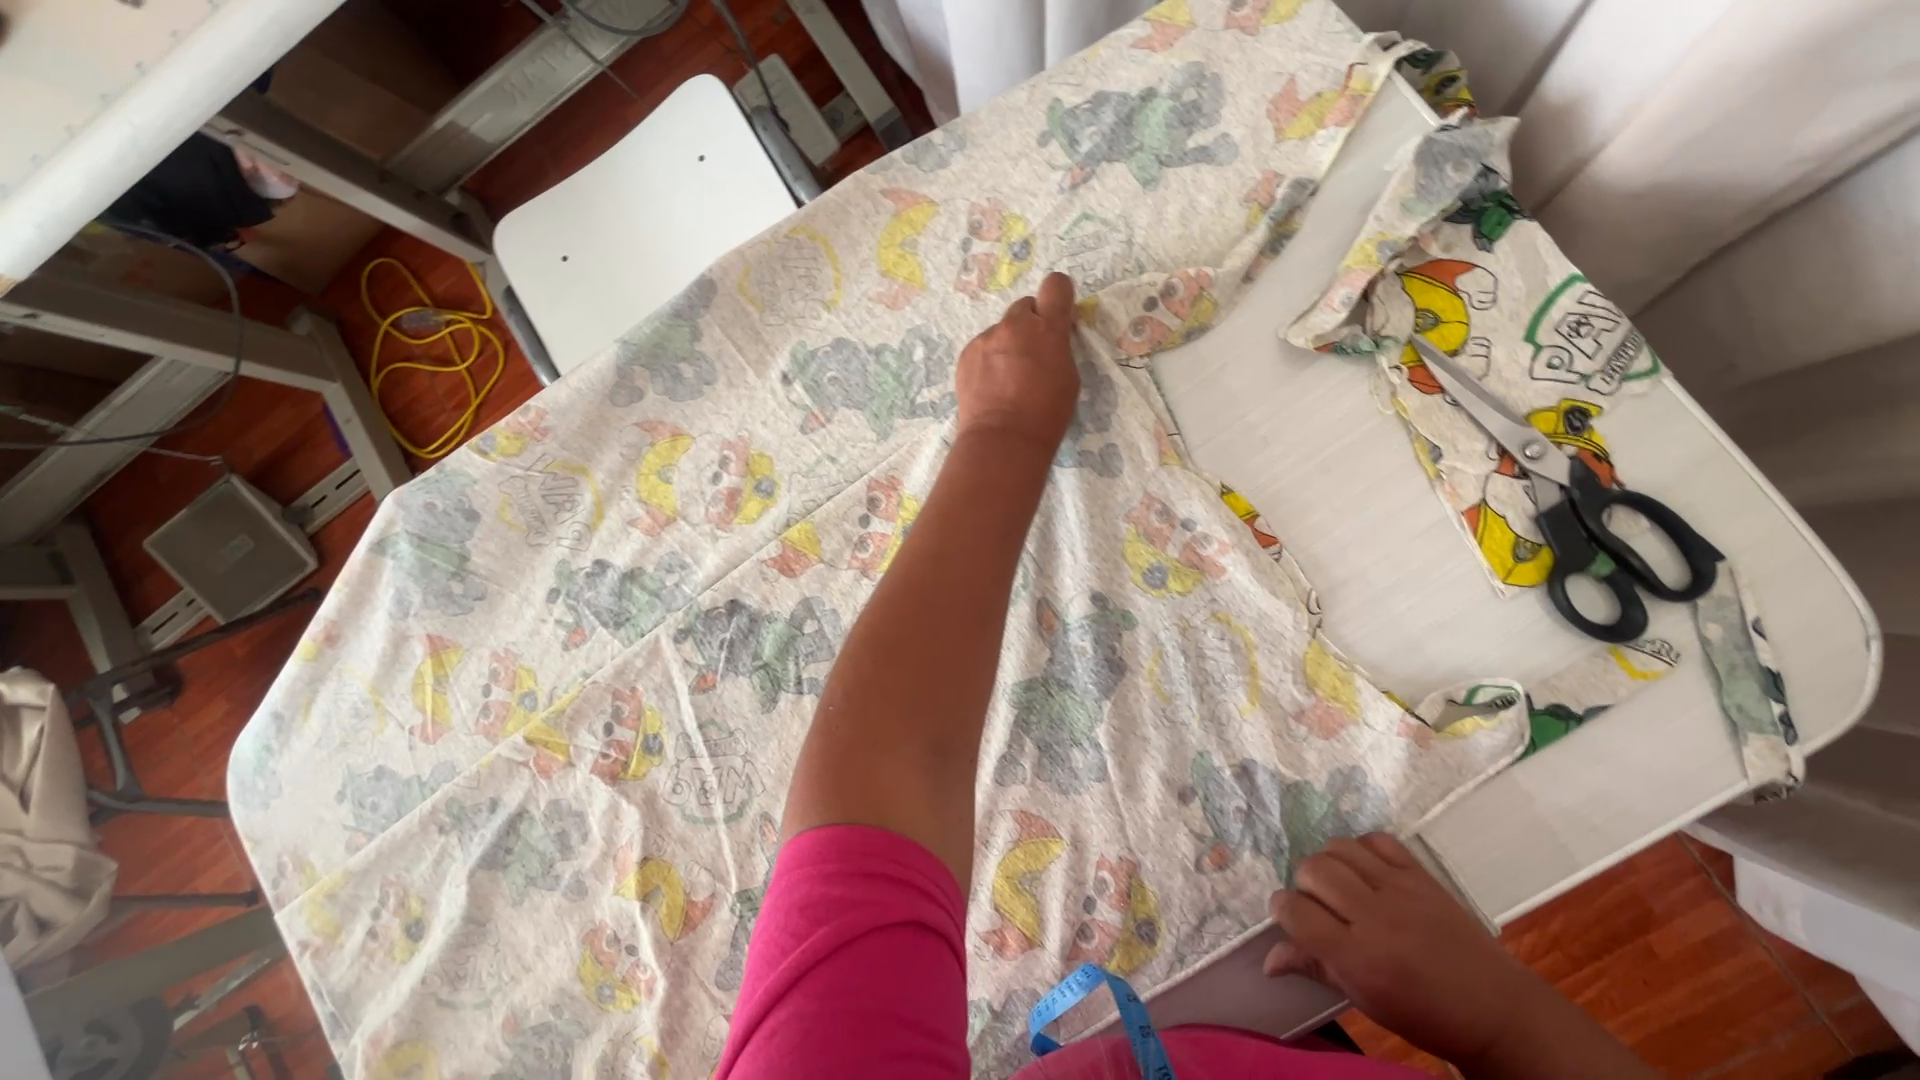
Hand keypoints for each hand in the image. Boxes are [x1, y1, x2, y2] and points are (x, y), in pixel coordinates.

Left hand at [955, 272, 1079, 450]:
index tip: (1057, 314)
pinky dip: (988, 361)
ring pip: (1001, 331)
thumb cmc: (1047, 413)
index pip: (1056, 286)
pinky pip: (982, 348)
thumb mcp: (1068, 376)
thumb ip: (1059, 347)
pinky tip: (991, 387)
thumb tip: (1049, 338)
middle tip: (1032, 356)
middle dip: (1030, 325)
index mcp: (1048, 329)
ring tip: (1008, 380)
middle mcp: (1015, 326)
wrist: (1003, 438)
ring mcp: (986, 339)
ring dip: (1007, 345)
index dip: (1058, 296)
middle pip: (1024, 307)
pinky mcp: (967, 354)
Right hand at [1265, 834, 1556, 1067]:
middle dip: (1303, 884)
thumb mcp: (1364, 1000)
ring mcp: (1400, 890)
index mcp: (1356, 958)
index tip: (1290, 919)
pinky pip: (1378, 840)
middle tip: (1318, 904)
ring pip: (1339, 848)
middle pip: (1312, 869)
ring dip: (1329, 862)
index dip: (1283, 911)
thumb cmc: (1424, 1015)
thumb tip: (1268, 958)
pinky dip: (1363, 848)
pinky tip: (1365, 869)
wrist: (1496, 1011)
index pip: (1294, 911)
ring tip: (1339, 884)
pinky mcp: (1422, 875)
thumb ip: (1314, 968)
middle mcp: (1374, 917)